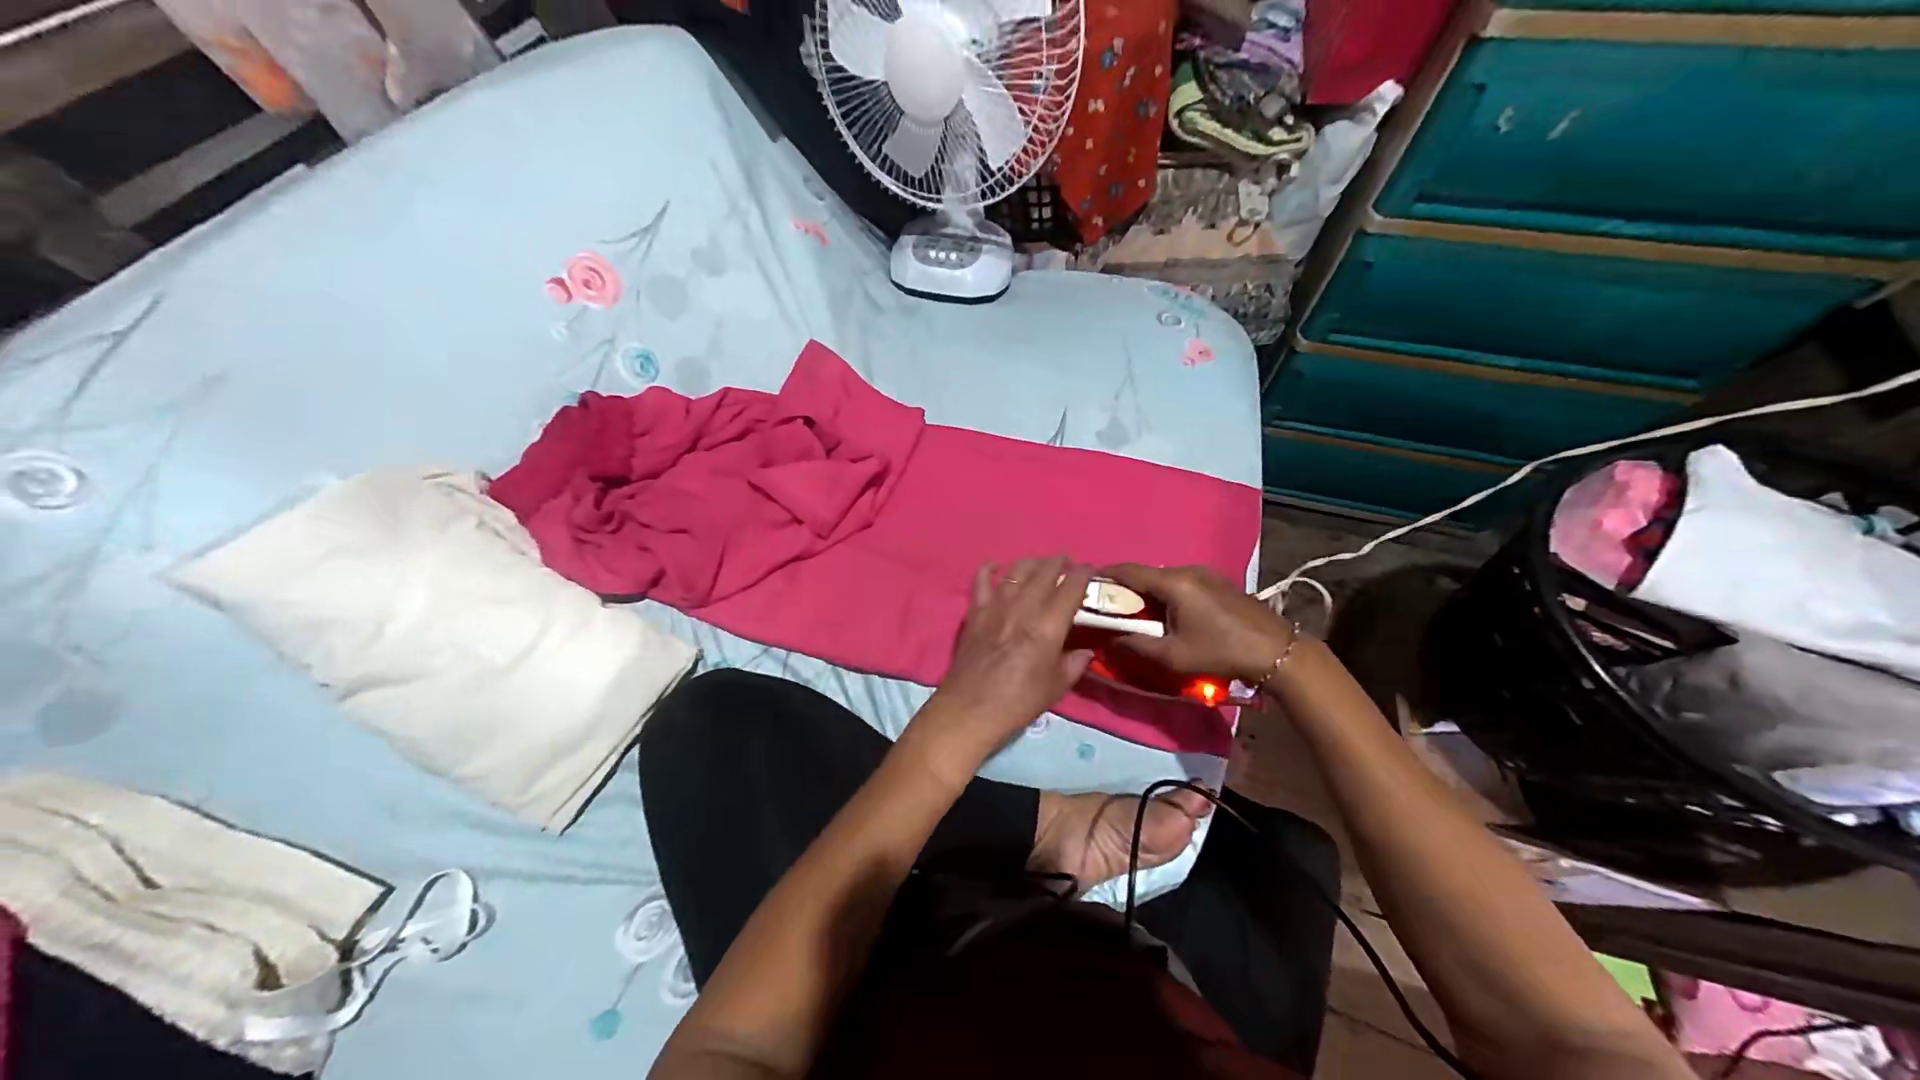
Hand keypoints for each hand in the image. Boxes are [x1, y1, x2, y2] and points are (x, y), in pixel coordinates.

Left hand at [906, 556, 1093, 782]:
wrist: (971, 708)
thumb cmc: (1019, 702)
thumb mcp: (1056, 686)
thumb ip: (1074, 664)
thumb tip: (1085, 651)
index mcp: (1048, 625)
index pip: (1071, 587)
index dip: (1083, 574)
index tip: (1090, 569)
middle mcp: (1023, 607)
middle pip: (1044, 572)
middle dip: (1059, 563)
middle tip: (1067, 562)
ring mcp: (996, 606)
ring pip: (1016, 570)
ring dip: (1032, 563)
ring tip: (1041, 563)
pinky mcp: (975, 612)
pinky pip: (981, 580)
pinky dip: (990, 569)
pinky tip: (997, 566)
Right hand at [1099, 563, 1295, 685]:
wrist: (1275, 651)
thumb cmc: (1219, 652)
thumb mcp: (1172, 655)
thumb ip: (1136, 645)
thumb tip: (1110, 638)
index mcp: (1173, 582)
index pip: (1128, 571)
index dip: (1104, 575)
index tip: (1085, 583)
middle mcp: (1187, 570)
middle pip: (1145, 574)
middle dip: (1123, 587)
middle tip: (1106, 605)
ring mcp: (1205, 574)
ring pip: (1163, 578)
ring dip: (1146, 592)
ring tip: (1132, 612)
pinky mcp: (1218, 582)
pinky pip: (1180, 583)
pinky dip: (1164, 593)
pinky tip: (1163, 612)